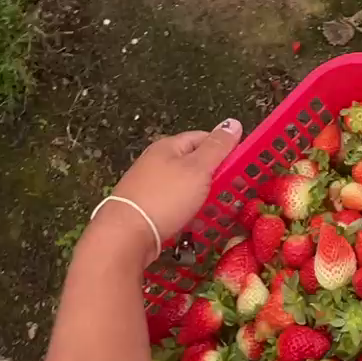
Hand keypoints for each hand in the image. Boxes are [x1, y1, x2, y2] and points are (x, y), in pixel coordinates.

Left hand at [95, 119, 243, 267]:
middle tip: (227, 191)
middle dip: (211, 175)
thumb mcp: (198, 169)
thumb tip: (234, 122)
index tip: (238, 166)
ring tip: (210, 209)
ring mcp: (146, 184)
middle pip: (192, 162)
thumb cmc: (165, 198)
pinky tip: (189, 221)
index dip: (223, 149)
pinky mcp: (142, 207)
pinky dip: (183, 209)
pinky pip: (170, 203)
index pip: (203, 138)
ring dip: (198, 195)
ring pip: (182, 184)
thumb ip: (218, 147)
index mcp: (168, 146)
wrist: (124, 237)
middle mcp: (155, 161)